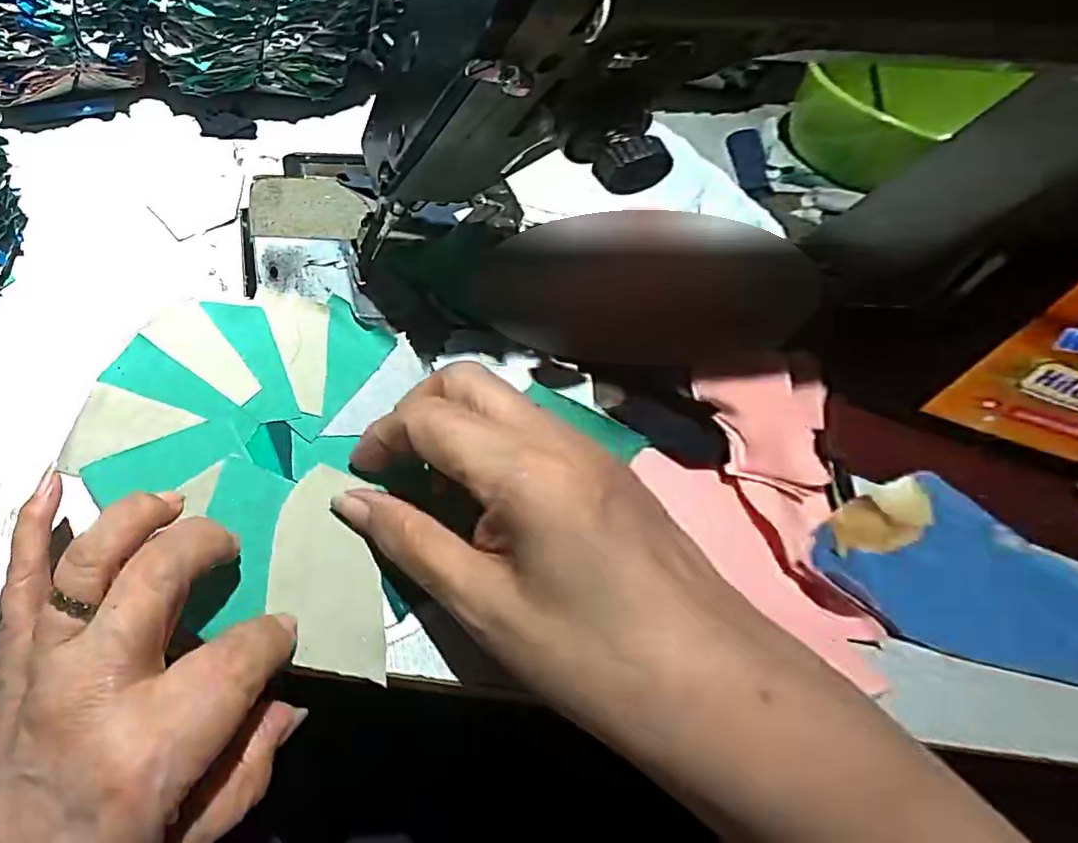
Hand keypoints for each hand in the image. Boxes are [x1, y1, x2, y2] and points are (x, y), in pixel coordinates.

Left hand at [0, 471, 304, 842]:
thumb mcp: (185, 840)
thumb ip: (245, 773)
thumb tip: (286, 701)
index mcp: (146, 746)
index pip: (232, 663)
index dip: (269, 638)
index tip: (280, 629)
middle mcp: (94, 683)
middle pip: (159, 576)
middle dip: (206, 544)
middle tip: (228, 546)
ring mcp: (44, 653)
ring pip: (92, 555)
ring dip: (137, 515)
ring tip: (173, 502)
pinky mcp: (10, 643)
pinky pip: (18, 571)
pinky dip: (32, 520)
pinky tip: (53, 479)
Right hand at [335, 362, 1024, 842]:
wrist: (729, 698)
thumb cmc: (593, 660)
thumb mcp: (484, 607)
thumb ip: (409, 540)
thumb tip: (348, 499)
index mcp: (524, 468)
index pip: (428, 416)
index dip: (381, 438)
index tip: (361, 478)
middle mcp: (556, 436)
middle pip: (463, 378)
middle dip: (413, 410)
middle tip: (396, 468)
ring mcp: (588, 445)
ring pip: (497, 395)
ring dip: (451, 423)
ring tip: (437, 488)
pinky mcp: (606, 465)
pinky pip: (527, 423)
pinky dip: (486, 440)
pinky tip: (488, 502)